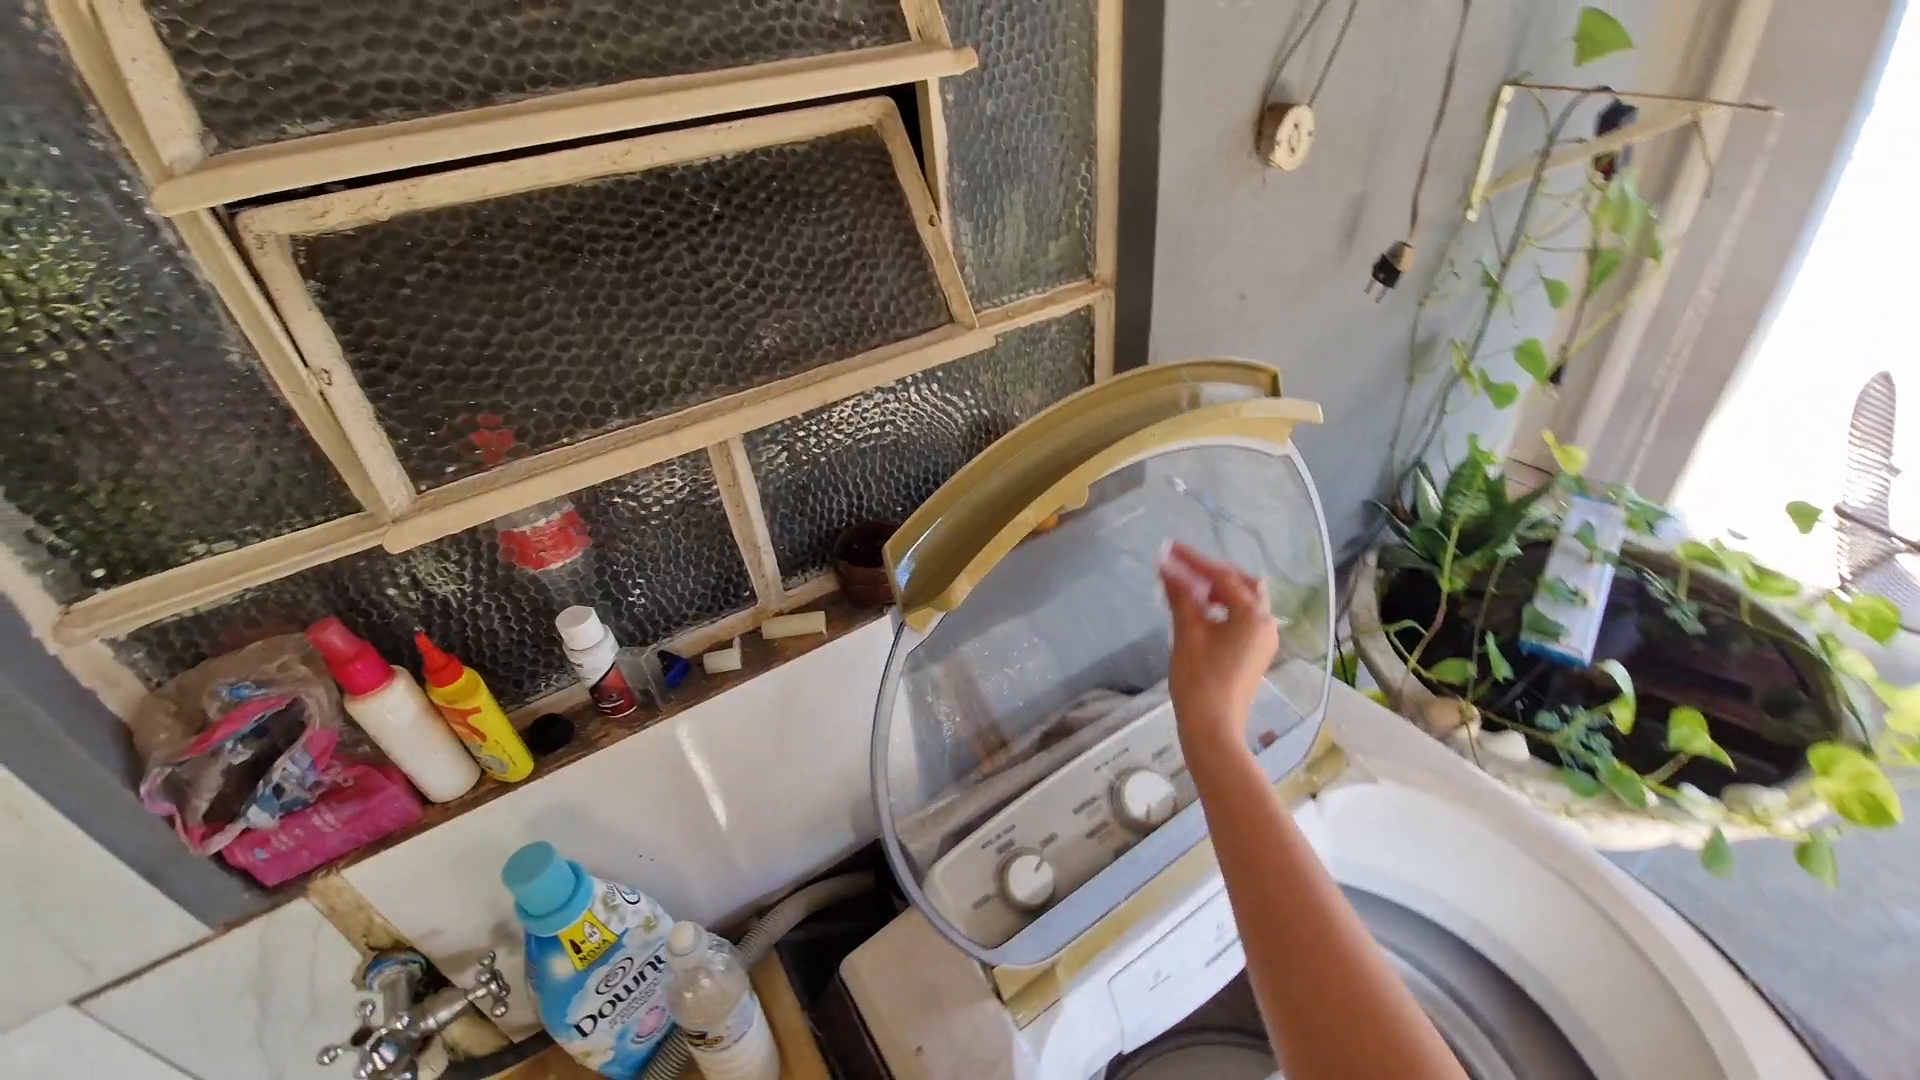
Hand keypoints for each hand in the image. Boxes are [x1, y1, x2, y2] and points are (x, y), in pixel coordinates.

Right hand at [1159, 542, 1279, 751]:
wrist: (1212, 729)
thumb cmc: (1200, 680)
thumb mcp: (1187, 634)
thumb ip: (1180, 596)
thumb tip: (1167, 568)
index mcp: (1253, 616)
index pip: (1223, 577)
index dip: (1194, 561)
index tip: (1170, 549)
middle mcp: (1265, 624)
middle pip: (1243, 584)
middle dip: (1213, 573)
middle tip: (1184, 568)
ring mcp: (1262, 641)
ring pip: (1243, 603)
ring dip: (1217, 591)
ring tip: (1187, 589)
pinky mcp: (1254, 654)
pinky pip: (1241, 620)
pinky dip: (1222, 609)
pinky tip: (1198, 613)